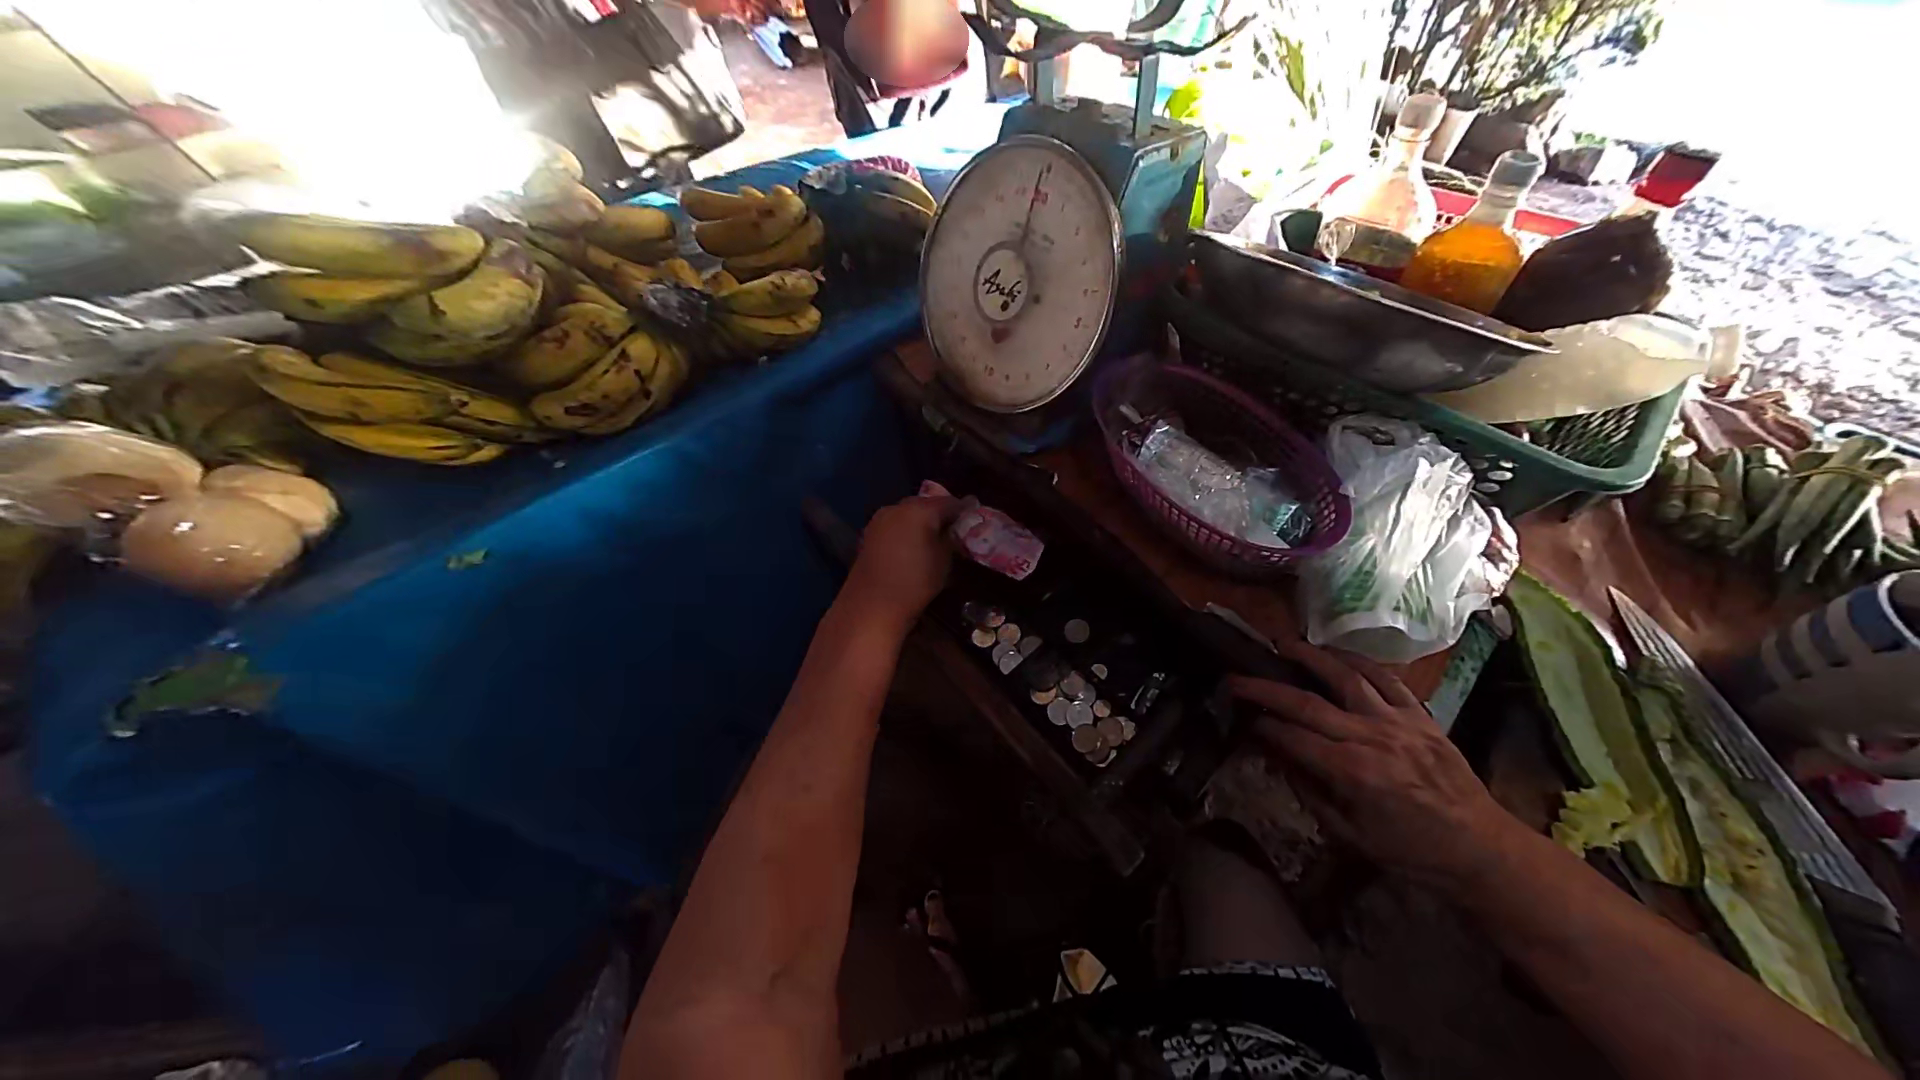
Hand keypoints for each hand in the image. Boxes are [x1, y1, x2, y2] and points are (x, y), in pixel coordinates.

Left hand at [842, 494, 960, 628]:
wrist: (873, 604)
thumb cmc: (916, 582)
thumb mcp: (944, 560)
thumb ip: (951, 538)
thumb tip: (954, 528)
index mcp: (919, 510)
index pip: (949, 502)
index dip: (963, 508)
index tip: (974, 513)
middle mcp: (897, 508)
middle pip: (925, 504)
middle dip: (941, 512)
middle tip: (954, 525)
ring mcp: (880, 519)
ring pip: (908, 513)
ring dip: (922, 520)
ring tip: (934, 535)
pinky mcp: (869, 533)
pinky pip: (895, 524)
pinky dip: (906, 529)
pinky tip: (913, 543)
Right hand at [1228, 639, 1532, 897]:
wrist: (1482, 849)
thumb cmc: (1410, 850)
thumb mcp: (1349, 833)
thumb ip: (1307, 790)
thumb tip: (1272, 755)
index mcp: (1352, 772)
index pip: (1291, 737)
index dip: (1259, 724)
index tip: (1237, 715)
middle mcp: (1371, 738)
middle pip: (1306, 702)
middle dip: (1265, 688)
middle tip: (1236, 676)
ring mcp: (1398, 722)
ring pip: (1345, 677)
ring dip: (1310, 657)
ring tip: (1284, 644)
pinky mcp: (1420, 716)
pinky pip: (1385, 678)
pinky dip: (1357, 661)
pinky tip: (1335, 655)